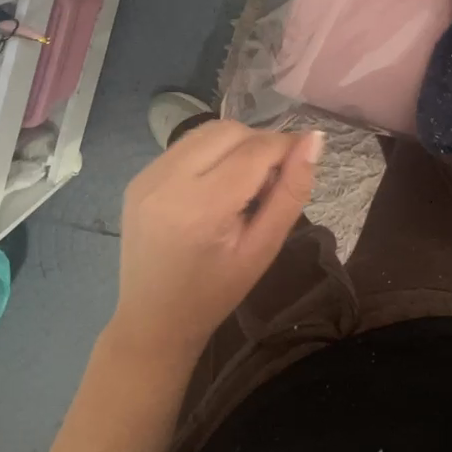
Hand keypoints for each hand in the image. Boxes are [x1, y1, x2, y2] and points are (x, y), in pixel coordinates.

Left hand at [109, 121, 323, 356]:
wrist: (152, 320)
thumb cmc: (216, 290)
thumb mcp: (264, 248)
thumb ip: (292, 192)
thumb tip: (315, 140)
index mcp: (202, 208)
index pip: (257, 149)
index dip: (287, 147)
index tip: (300, 163)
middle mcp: (167, 182)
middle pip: (232, 132)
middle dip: (260, 145)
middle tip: (269, 182)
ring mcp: (147, 176)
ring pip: (208, 131)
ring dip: (236, 144)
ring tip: (242, 183)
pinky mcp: (136, 176)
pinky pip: (186, 144)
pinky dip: (210, 152)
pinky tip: (214, 185)